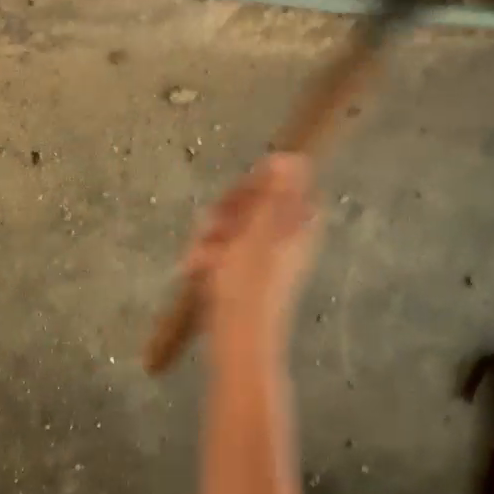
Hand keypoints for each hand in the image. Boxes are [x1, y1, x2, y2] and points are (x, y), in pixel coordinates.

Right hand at [183, 155, 322, 337]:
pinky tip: (196, 269)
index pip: (283, 185)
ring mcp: (264, 258)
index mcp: (297, 224)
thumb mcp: (259, 230)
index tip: (237, 194)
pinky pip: (222, 252)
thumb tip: (293, 156)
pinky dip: (208, 257)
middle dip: (224, 214)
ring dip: (209, 237)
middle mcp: (284, 238)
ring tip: (198, 258)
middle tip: (211, 227)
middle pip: (253, 204)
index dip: (258, 185)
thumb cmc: (249, 284)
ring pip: (232, 228)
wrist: (238, 337)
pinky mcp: (244, 275)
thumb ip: (275, 193)